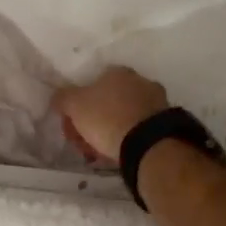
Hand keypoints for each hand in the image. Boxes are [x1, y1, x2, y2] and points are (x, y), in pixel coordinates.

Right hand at [53, 66, 169, 161]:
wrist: (148, 144)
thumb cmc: (107, 117)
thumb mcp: (74, 105)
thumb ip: (63, 98)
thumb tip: (59, 97)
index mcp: (117, 72)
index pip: (92, 84)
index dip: (79, 105)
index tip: (73, 124)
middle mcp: (140, 81)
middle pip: (108, 101)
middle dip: (93, 121)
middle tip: (84, 142)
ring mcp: (157, 102)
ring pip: (124, 116)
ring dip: (111, 131)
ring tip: (101, 153)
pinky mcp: (166, 124)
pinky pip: (139, 130)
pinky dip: (128, 140)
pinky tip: (119, 154)